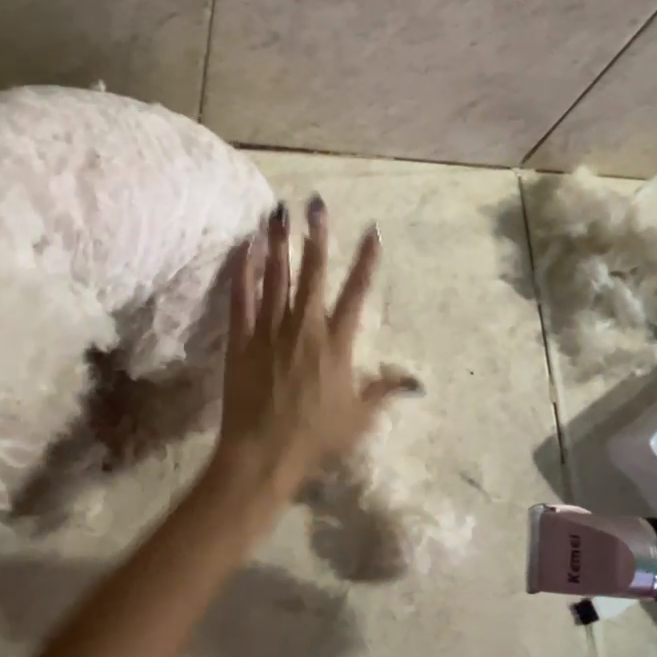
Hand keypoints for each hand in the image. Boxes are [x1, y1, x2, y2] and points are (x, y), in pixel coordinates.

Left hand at [211, 196, 413, 498]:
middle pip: (312, 272)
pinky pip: (241, 297)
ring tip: (279, 212)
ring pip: (276, 276)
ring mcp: (270, 330)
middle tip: (316, 203)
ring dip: (279, 243)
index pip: (356, 292)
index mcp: (337, 343)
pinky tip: (246, 246)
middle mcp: (305, 327)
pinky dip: (244, 270)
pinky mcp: (241, 338)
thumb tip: (415, 381)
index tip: (372, 231)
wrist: (263, 453)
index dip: (366, 260)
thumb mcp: (359, 418)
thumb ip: (385, 391)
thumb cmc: (316, 439)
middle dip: (316, 235)